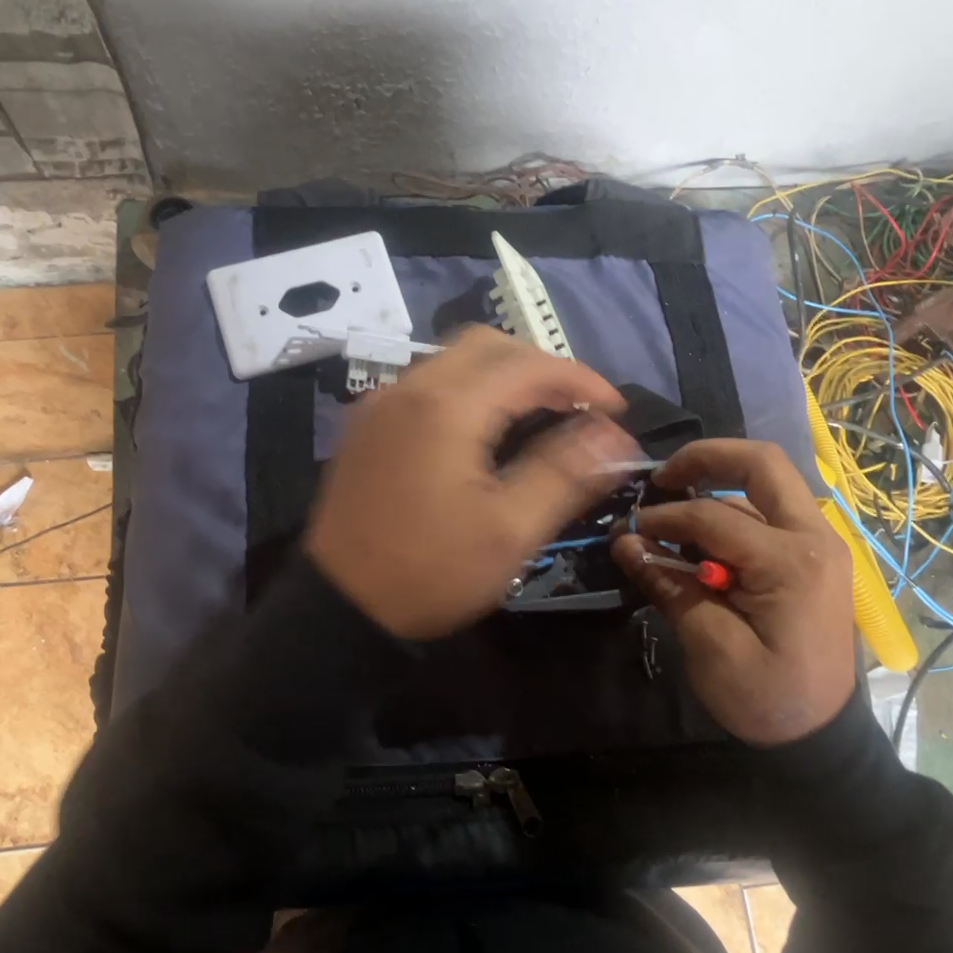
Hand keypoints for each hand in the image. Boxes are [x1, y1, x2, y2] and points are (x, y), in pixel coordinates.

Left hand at [304, 327, 637, 639]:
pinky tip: (482, 431)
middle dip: (540, 367)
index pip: (529, 364)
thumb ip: (565, 474)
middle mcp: (409, 389)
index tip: (615, 412)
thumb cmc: (429, 573)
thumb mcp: (509, 532)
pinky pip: (424, 386)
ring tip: (537, 418)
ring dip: (501, 376)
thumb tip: (615, 437)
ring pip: (452, 361)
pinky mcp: (365, 428)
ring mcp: (379, 405)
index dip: (581, 380)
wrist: (338, 606)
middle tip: (575, 410)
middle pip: (487, 346)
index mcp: (447, 406)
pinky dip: (465, 392)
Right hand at [611, 440, 854, 746]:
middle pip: (762, 465)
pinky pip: (770, 515)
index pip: (714, 516)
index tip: (630, 530)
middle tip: (661, 476)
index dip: (664, 518)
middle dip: (706, 458)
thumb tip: (625, 541)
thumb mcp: (711, 646)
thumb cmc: (767, 697)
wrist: (822, 736)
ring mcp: (821, 544)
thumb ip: (670, 585)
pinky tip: (701, 542)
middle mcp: (815, 538)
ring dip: (718, 488)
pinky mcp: (815, 557)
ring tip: (672, 518)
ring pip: (766, 487)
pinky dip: (732, 515)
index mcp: (792, 561)